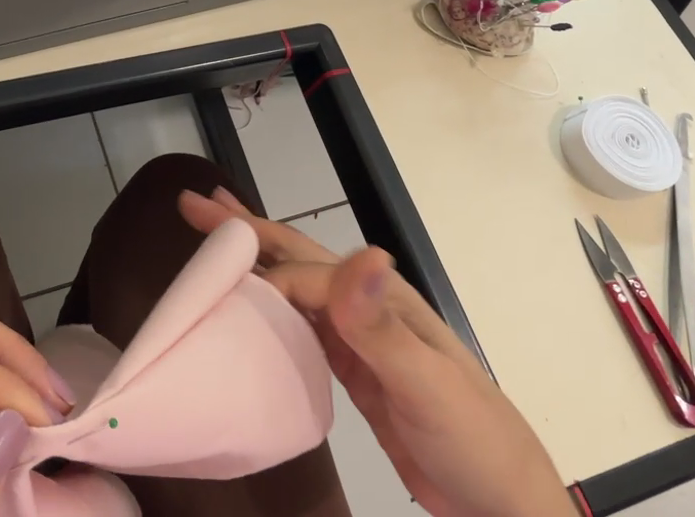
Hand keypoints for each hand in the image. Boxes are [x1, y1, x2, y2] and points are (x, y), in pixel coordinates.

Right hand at [180, 188, 573, 516]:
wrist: (501, 504)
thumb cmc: (472, 439)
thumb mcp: (427, 383)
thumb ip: (383, 324)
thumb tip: (361, 251)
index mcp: (382, 298)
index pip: (306, 274)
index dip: (258, 272)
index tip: (209, 287)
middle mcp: (364, 307)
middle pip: (294, 259)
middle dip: (244, 231)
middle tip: (193, 207)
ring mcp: (356, 339)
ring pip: (291, 289)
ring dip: (250, 263)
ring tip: (210, 245)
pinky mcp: (349, 371)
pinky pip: (297, 329)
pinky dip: (265, 312)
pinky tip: (243, 310)